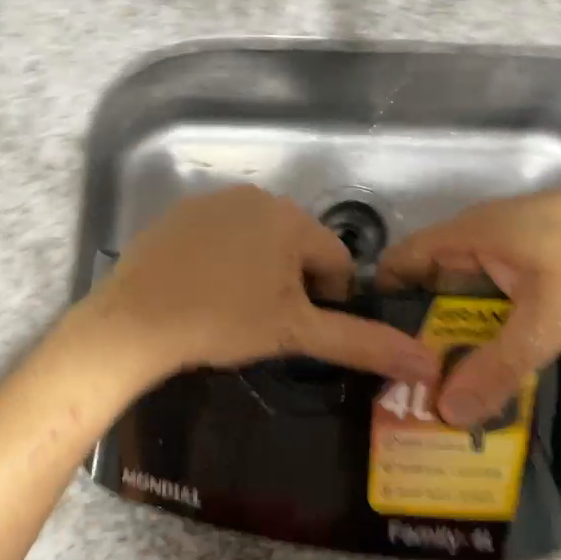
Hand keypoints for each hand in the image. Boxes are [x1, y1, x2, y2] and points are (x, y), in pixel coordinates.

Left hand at [84, 186, 438, 384]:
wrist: (135, 321)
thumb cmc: (222, 322)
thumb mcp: (294, 333)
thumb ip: (360, 343)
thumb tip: (425, 363)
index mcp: (289, 217)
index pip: (336, 260)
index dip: (328, 300)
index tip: (299, 329)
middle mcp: (253, 196)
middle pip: (296, 246)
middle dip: (291, 284)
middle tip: (264, 323)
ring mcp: (209, 202)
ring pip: (256, 241)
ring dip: (257, 272)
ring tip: (231, 310)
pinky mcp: (175, 216)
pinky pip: (216, 238)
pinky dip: (219, 262)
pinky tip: (201, 292)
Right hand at [378, 180, 560, 426]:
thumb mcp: (549, 320)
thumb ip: (496, 367)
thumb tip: (446, 412)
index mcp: (470, 232)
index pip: (402, 260)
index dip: (383, 300)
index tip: (376, 348)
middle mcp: (484, 230)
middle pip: (433, 279)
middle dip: (421, 327)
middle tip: (412, 378)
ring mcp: (518, 240)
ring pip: (470, 287)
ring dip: (460, 328)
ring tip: (449, 377)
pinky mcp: (546, 252)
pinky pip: (500, 288)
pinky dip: (492, 320)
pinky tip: (499, 355)